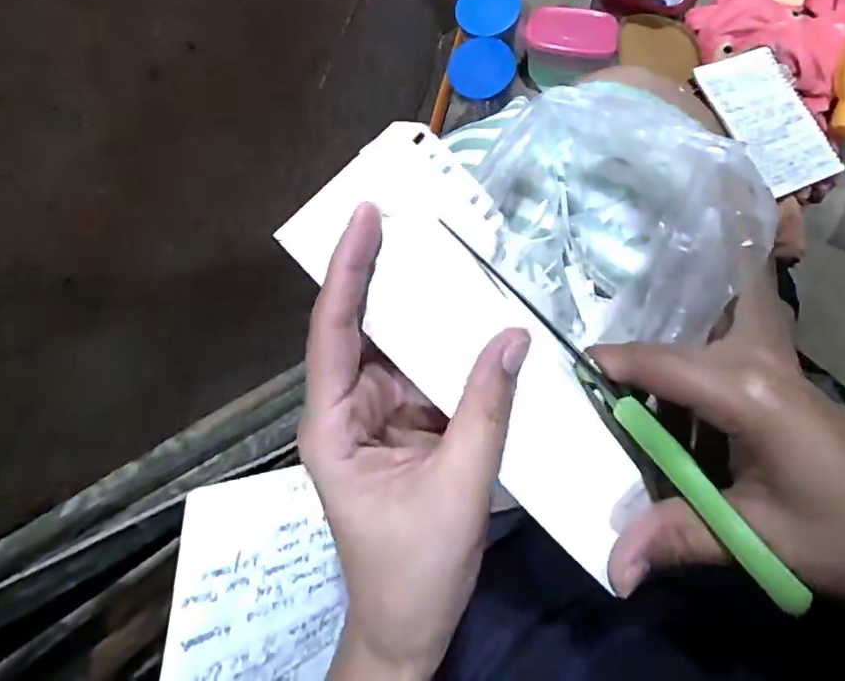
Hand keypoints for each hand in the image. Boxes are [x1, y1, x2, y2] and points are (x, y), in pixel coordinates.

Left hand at [299, 204, 530, 678]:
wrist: (409, 629)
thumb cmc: (413, 570)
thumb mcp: (456, 489)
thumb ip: (486, 410)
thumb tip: (512, 337)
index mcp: (332, 423)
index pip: (333, 330)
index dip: (347, 270)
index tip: (363, 218)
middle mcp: (346, 406)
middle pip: (359, 324)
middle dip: (378, 269)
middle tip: (403, 214)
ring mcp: (376, 412)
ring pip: (395, 342)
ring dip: (416, 302)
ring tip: (440, 249)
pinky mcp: (405, 421)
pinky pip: (424, 368)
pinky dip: (445, 341)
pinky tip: (467, 311)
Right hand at [590, 262, 844, 631]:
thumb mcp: (764, 539)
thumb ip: (681, 538)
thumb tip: (613, 567)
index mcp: (747, 389)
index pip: (660, 362)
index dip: (613, 364)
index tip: (571, 369)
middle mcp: (758, 361)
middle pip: (686, 335)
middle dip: (647, 345)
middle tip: (606, 375)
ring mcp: (778, 369)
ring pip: (710, 341)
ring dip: (673, 361)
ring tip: (633, 395)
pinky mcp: (788, 388)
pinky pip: (727, 362)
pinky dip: (695, 379)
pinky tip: (681, 419)